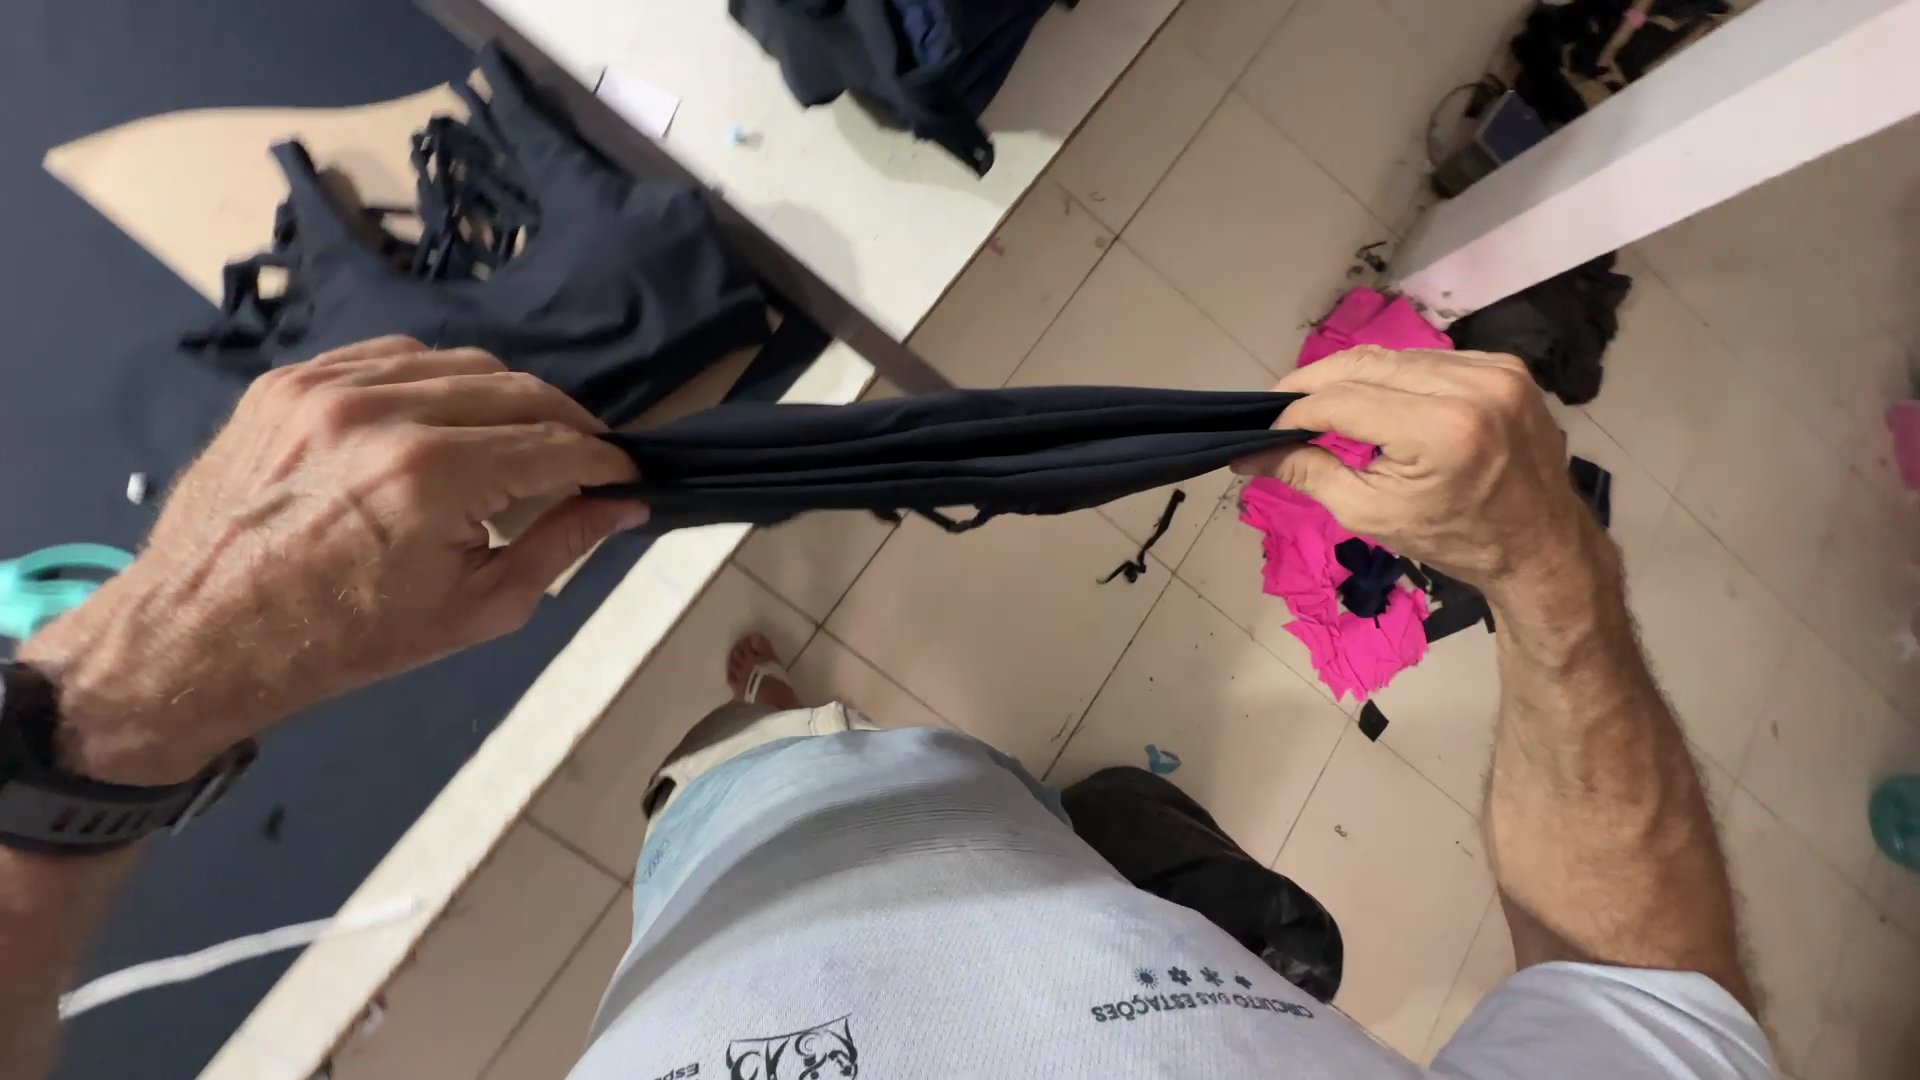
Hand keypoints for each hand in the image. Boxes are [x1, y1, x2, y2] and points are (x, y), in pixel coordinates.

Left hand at [20, 336, 647, 785]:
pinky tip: (456, 418)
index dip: (608, 460)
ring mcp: (329, 387)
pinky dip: (448, 381)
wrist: (201, 637)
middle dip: (574, 426)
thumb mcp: (482, 606)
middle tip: (589, 459)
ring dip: (516, 400)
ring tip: (526, 440)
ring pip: (469, 363)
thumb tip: (626, 506)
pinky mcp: (292, 380)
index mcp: (434, 478)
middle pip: (524, 392)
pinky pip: (401, 356)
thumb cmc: (356, 637)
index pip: (558, 446)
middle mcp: (384, 414)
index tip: (630, 475)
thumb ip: (564, 544)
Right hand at [1234, 346, 1598, 598]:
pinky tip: (1373, 399)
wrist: (1539, 543)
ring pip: (1392, 356)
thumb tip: (1247, 455)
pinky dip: (1389, 375)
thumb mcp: (1367, 512)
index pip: (1342, 400)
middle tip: (1278, 406)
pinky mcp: (1504, 367)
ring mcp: (1493, 370)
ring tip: (1318, 403)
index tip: (1264, 428)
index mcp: (1439, 431)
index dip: (1294, 411)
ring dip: (1347, 376)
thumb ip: (1306, 473)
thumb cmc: (1449, 538)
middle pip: (1363, 364)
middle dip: (1312, 383)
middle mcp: (1470, 387)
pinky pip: (1425, 359)